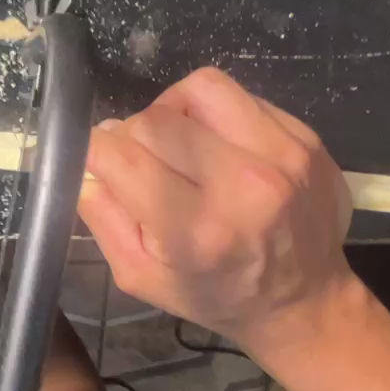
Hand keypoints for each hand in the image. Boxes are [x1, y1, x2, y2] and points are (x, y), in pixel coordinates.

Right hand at [78, 66, 358, 355]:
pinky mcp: (303, 136)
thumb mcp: (139, 275)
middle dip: (132, 136)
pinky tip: (215, 145)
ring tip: (177, 142)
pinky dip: (211, 114)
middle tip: (139, 162)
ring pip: (198, 89)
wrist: (302, 300)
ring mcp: (280, 155)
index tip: (95, 160)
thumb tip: (86, 163)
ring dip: (172, 110)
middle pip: (153, 120)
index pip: (122, 156)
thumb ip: (102, 218)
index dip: (95, 150)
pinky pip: (237, 95)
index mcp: (194, 231)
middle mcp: (241, 186)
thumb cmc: (212, 293)